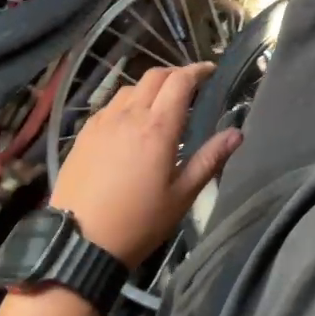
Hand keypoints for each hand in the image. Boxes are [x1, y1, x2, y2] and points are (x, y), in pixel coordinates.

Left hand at [48, 62, 242, 265]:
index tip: (210, 70)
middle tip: (189, 85)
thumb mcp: (181, 196)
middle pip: (154, 76)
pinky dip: (126, 103)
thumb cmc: (137, 222)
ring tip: (158, 103)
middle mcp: (129, 116)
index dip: (198, 70)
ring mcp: (102, 123)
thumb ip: (209, 160)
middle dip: (175, 73)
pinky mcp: (83, 136)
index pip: (180, 81)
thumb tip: (237, 133)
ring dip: (149, 87)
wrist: (77, 245)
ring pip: (129, 88)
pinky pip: (109, 106)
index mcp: (158, 127)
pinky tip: (128, 123)